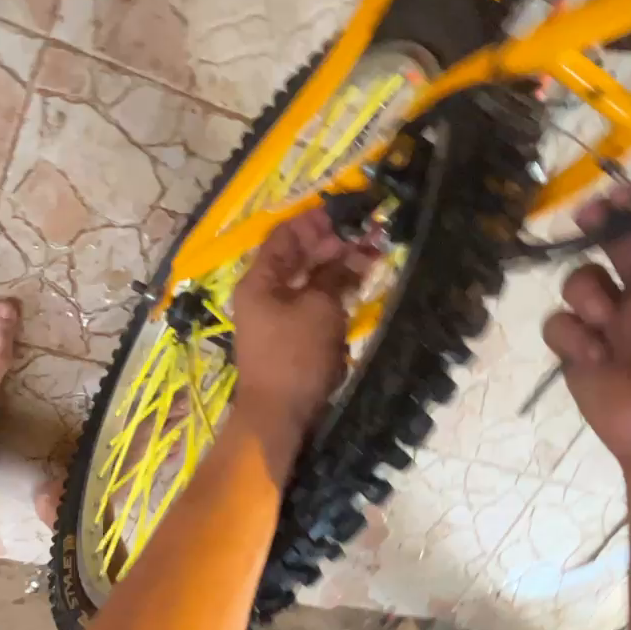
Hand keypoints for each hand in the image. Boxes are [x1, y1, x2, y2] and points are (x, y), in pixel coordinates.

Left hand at [231, 208, 375, 432]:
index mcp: (259, 280)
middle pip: (297, 256)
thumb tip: (356, 251)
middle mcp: (262, 293)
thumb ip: (336, 275)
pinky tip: (358, 288)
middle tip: (370, 236)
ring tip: (371, 258)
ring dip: (337, 268)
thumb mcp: (319, 309)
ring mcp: (275, 316)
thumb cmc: (295, 357)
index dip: (316, 220)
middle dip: (333, 244)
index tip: (351, 213)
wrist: (278, 416)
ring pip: (308, 280)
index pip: (285, 234)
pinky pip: (311, 304)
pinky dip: (333, 294)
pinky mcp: (290, 337)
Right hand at [543, 192, 630, 478]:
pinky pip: (560, 325)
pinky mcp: (580, 352)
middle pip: (620, 243)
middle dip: (602, 227)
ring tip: (603, 321)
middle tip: (586, 218)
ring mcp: (614, 323)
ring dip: (586, 293)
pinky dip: (572, 337)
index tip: (621, 195)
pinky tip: (594, 358)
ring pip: (581, 281)